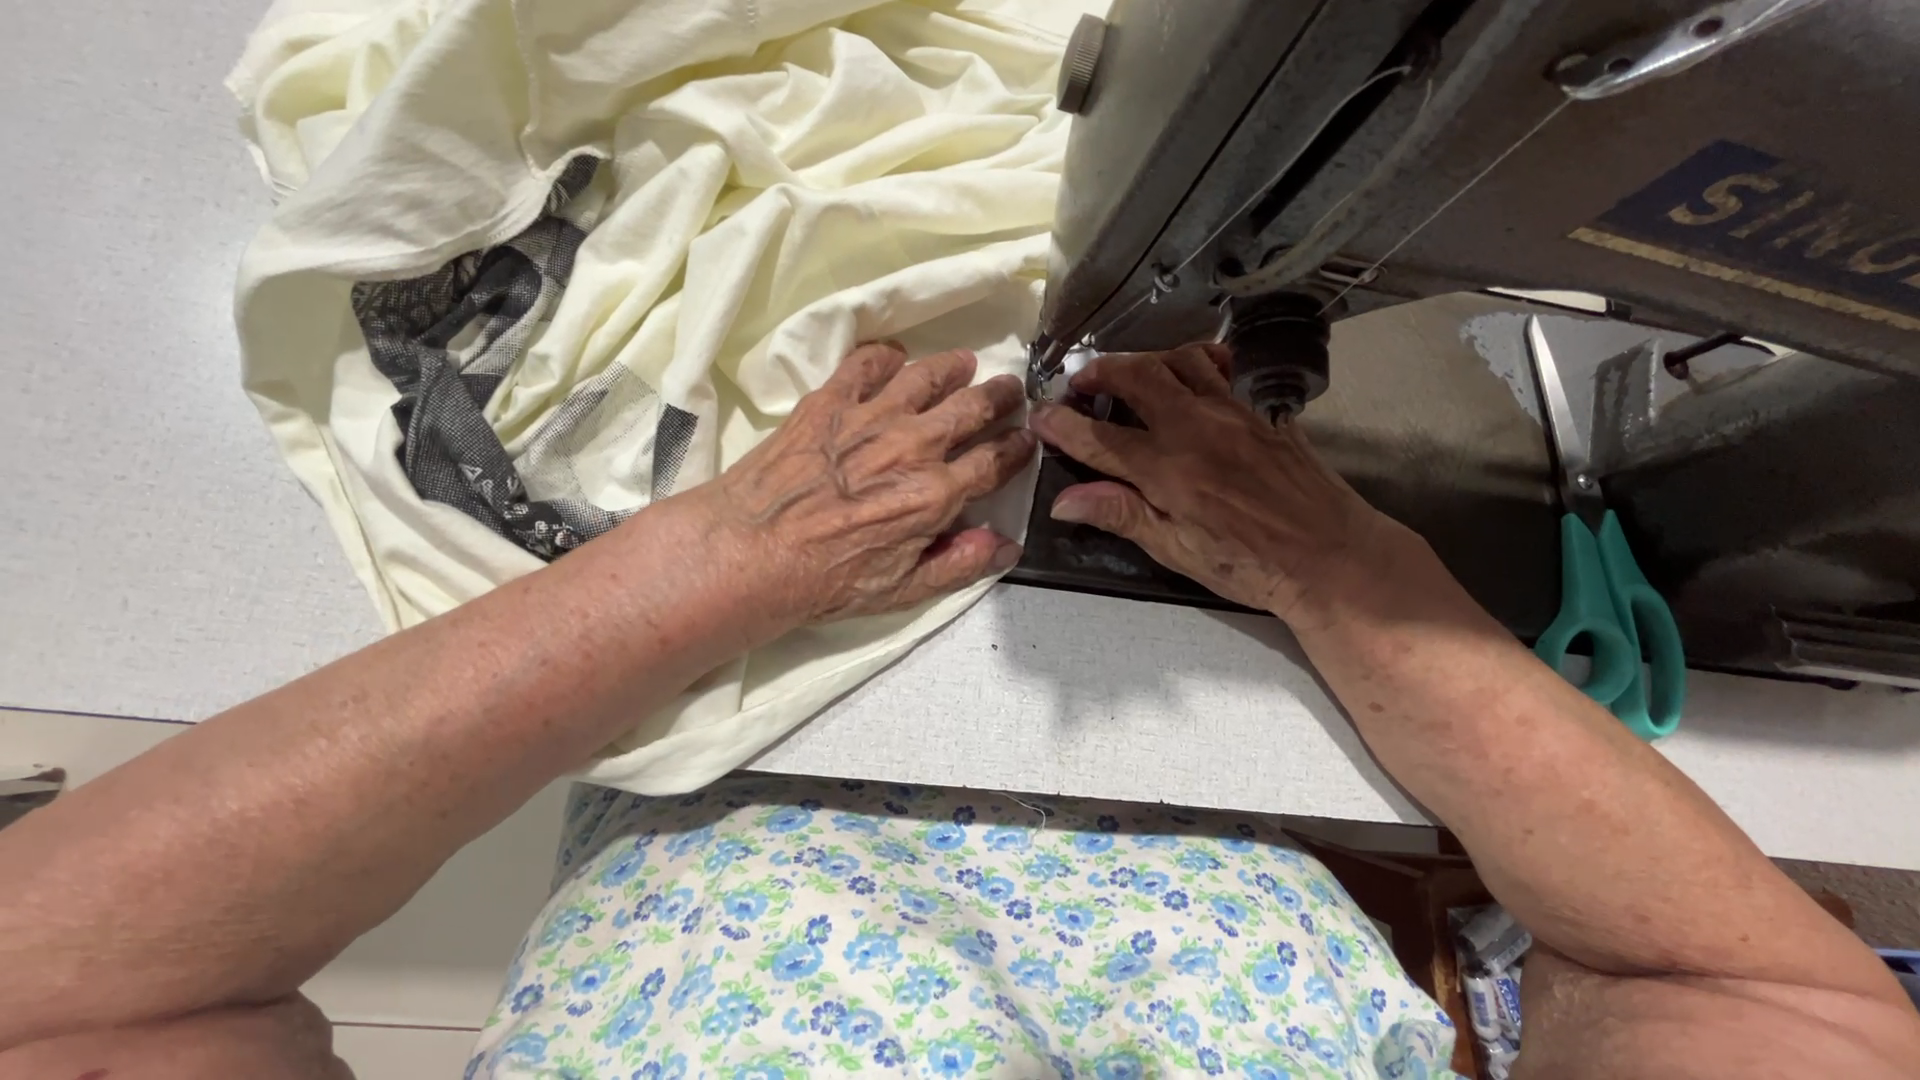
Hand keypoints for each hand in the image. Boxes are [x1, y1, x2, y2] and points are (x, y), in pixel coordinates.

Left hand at [702, 342, 1034, 630]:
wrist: (750, 550)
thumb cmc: (827, 580)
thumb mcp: (902, 591)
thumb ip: (959, 564)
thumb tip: (1006, 546)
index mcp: (935, 494)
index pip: (993, 461)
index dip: (1016, 448)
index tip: (1026, 439)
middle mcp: (912, 445)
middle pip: (970, 409)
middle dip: (998, 396)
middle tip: (1008, 388)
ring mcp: (870, 417)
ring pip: (925, 377)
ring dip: (951, 367)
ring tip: (964, 363)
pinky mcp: (828, 401)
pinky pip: (865, 365)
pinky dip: (885, 358)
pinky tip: (893, 359)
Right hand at [1029, 344, 1402, 624]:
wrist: (1332, 555)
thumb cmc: (1250, 565)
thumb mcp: (1177, 551)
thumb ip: (1121, 515)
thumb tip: (1064, 501)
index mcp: (1168, 470)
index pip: (1100, 438)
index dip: (1062, 425)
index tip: (1037, 415)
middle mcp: (1196, 428)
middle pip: (1138, 377)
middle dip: (1100, 372)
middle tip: (1080, 382)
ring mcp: (1233, 412)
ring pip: (1180, 360)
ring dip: (1146, 360)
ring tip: (1129, 374)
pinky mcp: (1261, 411)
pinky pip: (1223, 369)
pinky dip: (1196, 362)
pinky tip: (1190, 375)